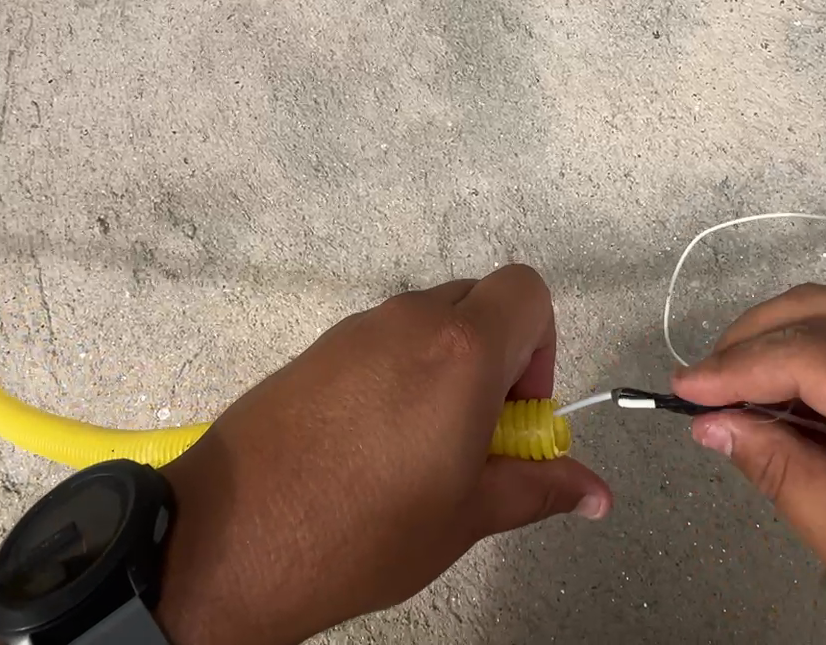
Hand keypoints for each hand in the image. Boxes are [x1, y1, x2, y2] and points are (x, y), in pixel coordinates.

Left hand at [156, 265, 610, 644]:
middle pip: (483, 301)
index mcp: (462, 349)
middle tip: (479, 429)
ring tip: (424, 442)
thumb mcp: (465, 516)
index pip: (528, 290)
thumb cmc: (364, 530)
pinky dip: (405, 367)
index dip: (541, 342)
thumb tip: (598, 494)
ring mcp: (361, 326)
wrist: (228, 536)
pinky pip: (387, 335)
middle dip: (500, 354)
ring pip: (434, 318)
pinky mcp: (322, 343)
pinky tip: (375, 436)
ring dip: (450, 362)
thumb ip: (538, 487)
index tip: (517, 407)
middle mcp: (413, 318)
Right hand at [671, 285, 825, 644]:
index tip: (680, 393)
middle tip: (706, 396)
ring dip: (780, 344)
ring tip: (743, 402)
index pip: (807, 352)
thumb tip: (714, 424)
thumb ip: (790, 479)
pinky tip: (800, 404)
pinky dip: (818, 355)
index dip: (734, 368)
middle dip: (749, 342)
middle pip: (819, 309)